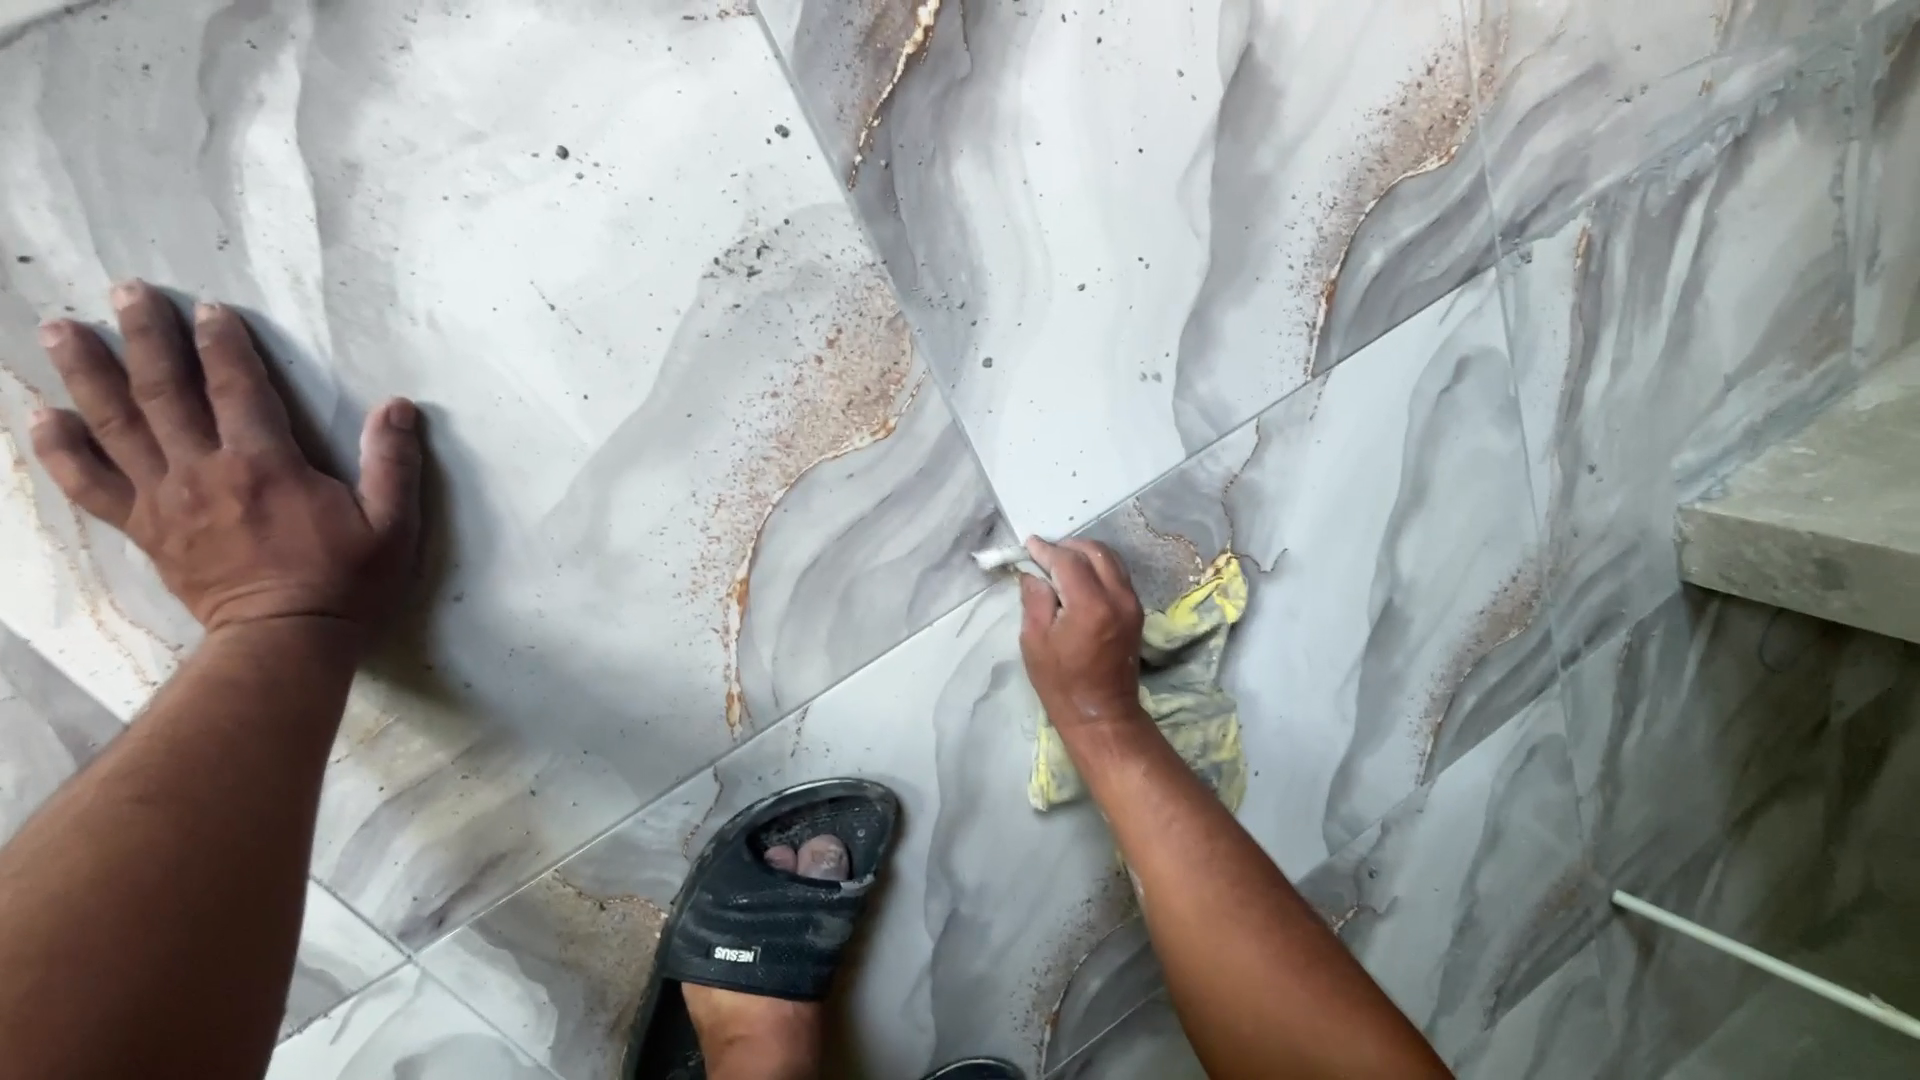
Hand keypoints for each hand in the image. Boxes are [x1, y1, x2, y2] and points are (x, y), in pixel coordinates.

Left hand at [29, 281, 421, 640]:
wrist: (288, 638)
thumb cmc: (348, 580)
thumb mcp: (393, 523)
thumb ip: (393, 463)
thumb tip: (399, 406)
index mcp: (266, 466)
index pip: (236, 389)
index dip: (222, 345)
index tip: (208, 308)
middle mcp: (204, 472)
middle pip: (163, 393)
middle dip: (145, 338)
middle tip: (126, 291)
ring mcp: (165, 501)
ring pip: (114, 425)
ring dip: (86, 374)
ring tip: (60, 329)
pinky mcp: (145, 529)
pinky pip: (91, 484)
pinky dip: (61, 449)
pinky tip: (44, 417)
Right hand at [1017, 536, 1146, 731]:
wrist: (1102, 714)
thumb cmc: (1061, 683)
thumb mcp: (1035, 641)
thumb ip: (1034, 600)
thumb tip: (1033, 573)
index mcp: (1090, 605)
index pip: (1068, 560)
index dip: (1046, 550)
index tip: (1029, 545)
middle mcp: (1118, 597)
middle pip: (1095, 552)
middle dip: (1068, 546)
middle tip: (1044, 554)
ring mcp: (1132, 603)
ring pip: (1111, 560)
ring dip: (1085, 554)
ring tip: (1061, 562)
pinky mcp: (1136, 611)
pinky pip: (1118, 575)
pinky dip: (1099, 567)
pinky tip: (1079, 577)